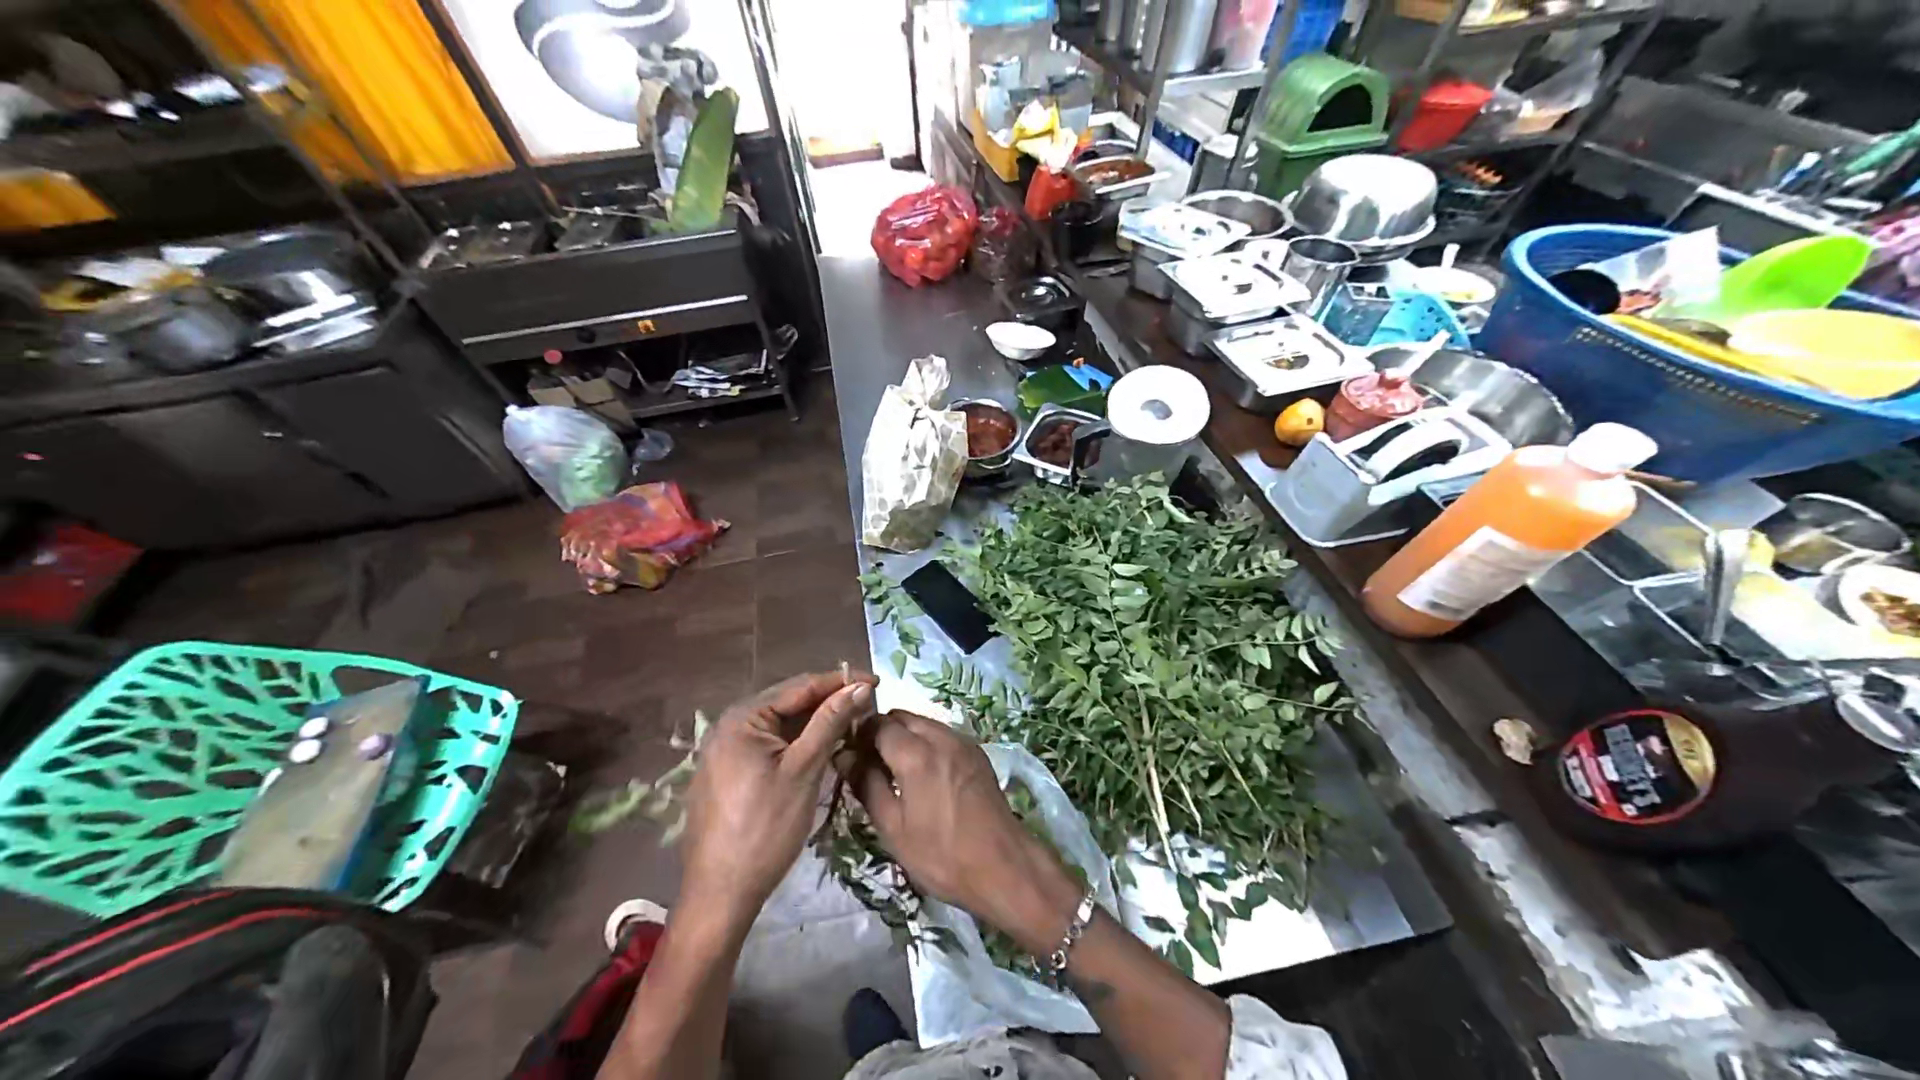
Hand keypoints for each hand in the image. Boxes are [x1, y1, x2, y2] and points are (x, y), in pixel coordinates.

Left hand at [681, 671, 877, 923]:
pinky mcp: (730, 772)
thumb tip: (860, 686)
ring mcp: (727, 750)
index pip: (800, 686)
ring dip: (817, 723)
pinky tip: (825, 748)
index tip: (877, 682)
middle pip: (790, 703)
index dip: (840, 681)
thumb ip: (831, 722)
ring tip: (854, 724)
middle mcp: (730, 725)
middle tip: (869, 705)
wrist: (721, 893)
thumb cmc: (765, 829)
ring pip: (782, 725)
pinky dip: (799, 743)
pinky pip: (771, 745)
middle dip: (830, 701)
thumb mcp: (804, 770)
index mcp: (742, 717)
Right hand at [835, 711, 1082, 955]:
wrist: (1004, 866)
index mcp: (915, 753)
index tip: (850, 758)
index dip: (859, 736)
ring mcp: (963, 742)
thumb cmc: (942, 854)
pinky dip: (927, 744)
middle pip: (902, 717)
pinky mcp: (977, 753)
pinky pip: (943, 735)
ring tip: (896, 774)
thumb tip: (844, 756)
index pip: (877, 723)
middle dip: (882, 732)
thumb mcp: (893, 827)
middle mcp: (940, 736)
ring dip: (905, 737)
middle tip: (871, 766)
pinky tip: (924, 777)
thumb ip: (866, 785)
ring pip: (923, 723)